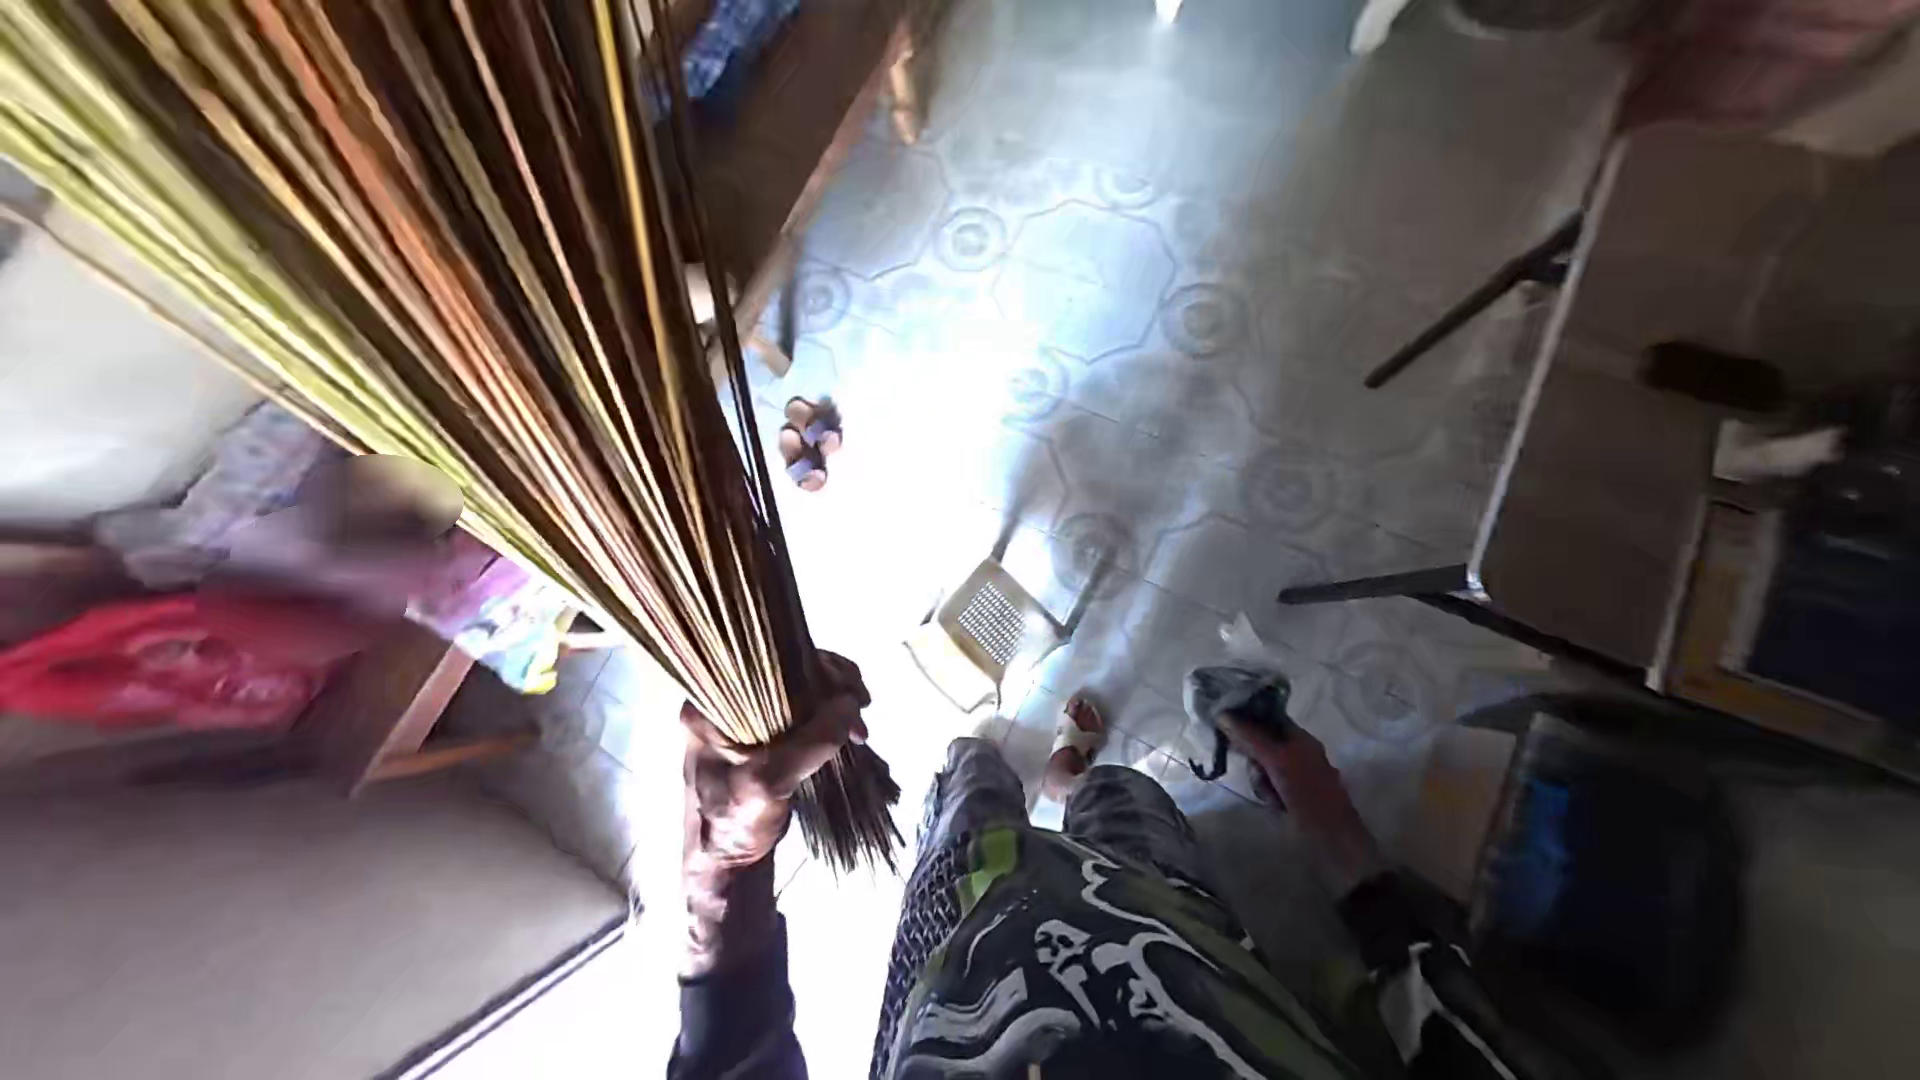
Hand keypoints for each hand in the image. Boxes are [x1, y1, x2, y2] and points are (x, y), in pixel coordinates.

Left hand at [680, 651, 868, 974]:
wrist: (727, 870)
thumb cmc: (732, 824)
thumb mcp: (769, 782)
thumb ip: (810, 742)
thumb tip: (849, 704)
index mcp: (710, 702)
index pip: (767, 659)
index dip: (813, 665)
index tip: (847, 687)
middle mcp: (727, 701)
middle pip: (788, 670)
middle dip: (832, 685)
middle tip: (862, 707)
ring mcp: (748, 718)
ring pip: (801, 690)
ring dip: (836, 702)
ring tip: (859, 728)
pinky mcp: (766, 735)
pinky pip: (804, 711)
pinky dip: (830, 717)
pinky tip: (849, 731)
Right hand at [1218, 713, 1384, 893]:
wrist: (1335, 848)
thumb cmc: (1310, 799)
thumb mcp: (1279, 763)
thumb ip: (1251, 738)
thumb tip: (1222, 715)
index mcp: (1301, 739)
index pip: (1267, 716)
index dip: (1246, 717)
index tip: (1224, 723)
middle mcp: (1298, 751)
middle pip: (1259, 740)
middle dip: (1251, 754)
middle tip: (1254, 768)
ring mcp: (1294, 774)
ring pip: (1260, 764)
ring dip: (1259, 777)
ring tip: (1270, 795)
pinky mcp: (1289, 794)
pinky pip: (1266, 783)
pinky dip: (1265, 791)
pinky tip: (1273, 804)